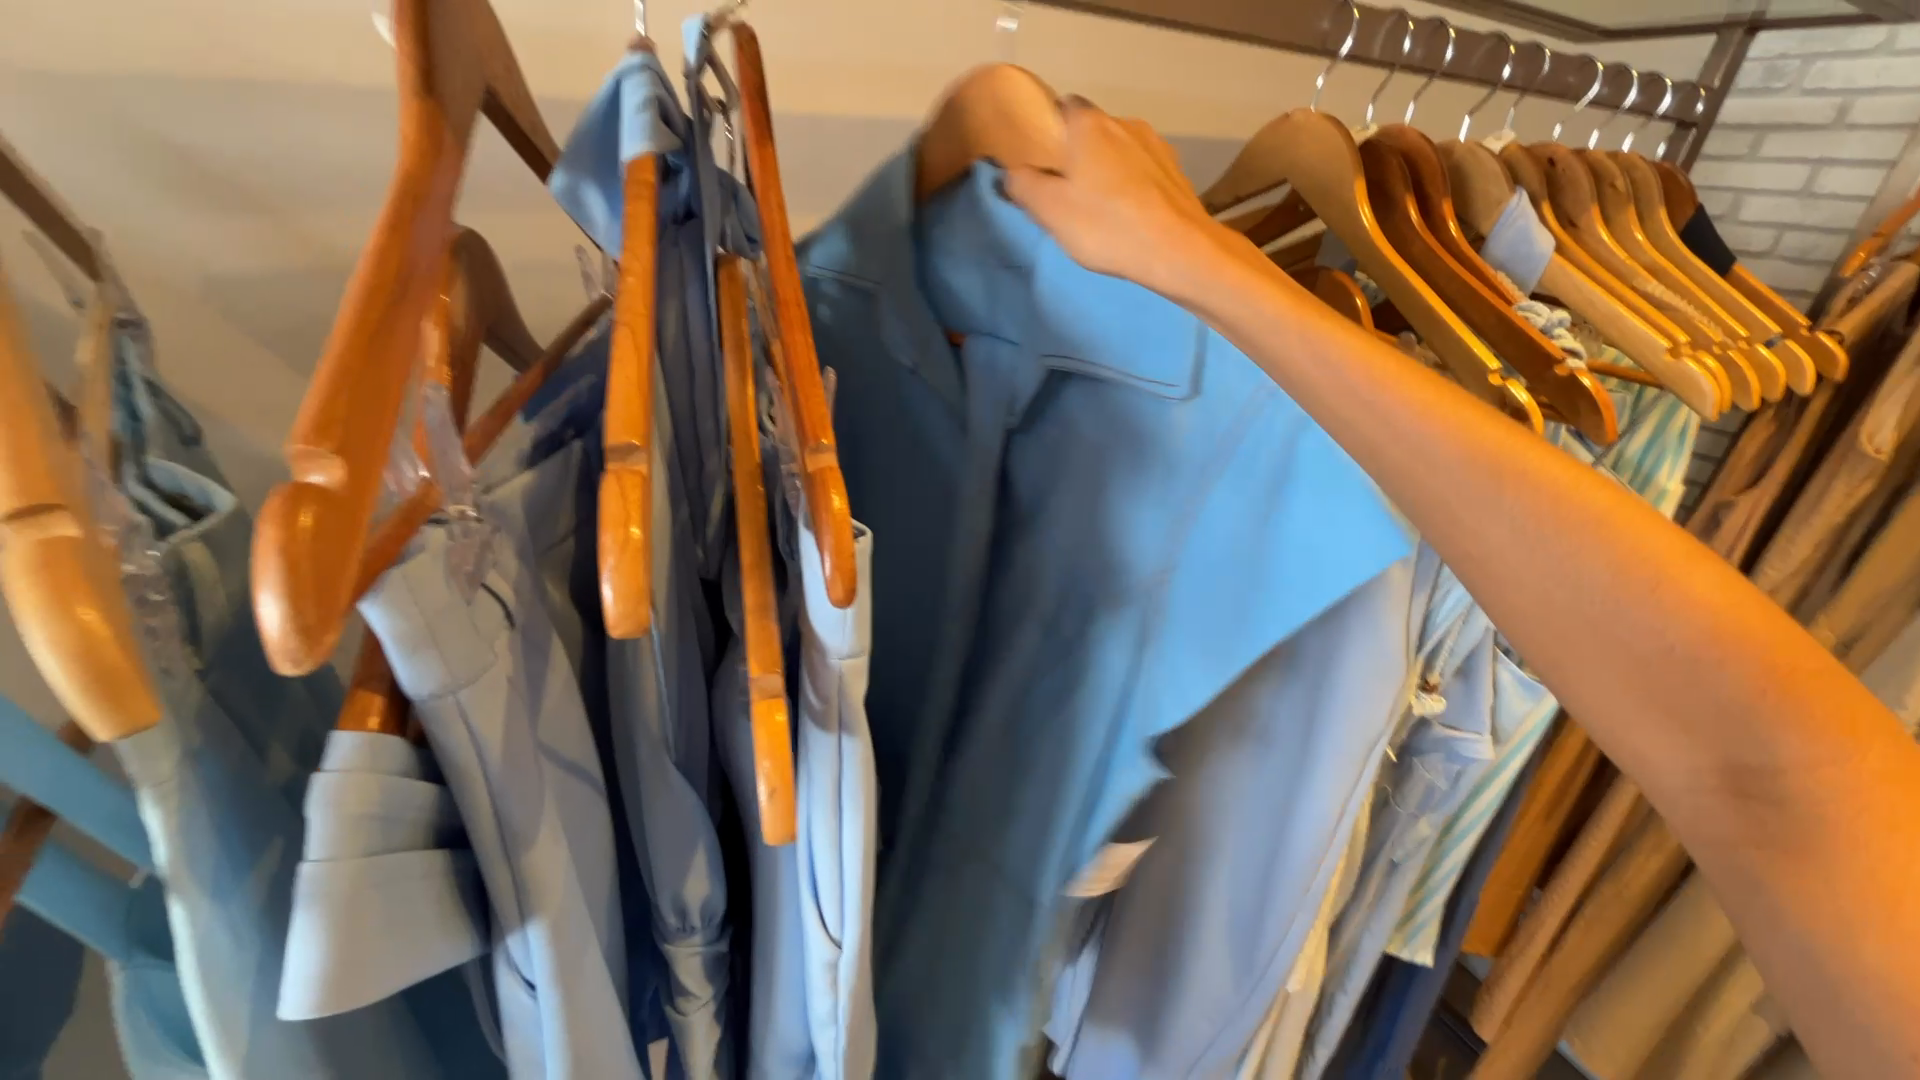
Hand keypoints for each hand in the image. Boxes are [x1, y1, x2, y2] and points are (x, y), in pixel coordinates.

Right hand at [1004, 98, 1248, 301]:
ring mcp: (1155, 145)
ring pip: (1120, 150)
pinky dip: (1132, 185)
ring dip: (1107, 170)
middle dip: (1078, 154)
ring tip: (1099, 207)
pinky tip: (1129, 214)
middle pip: (1092, 130)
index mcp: (1088, 124)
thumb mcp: (1050, 211)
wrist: (1178, 250)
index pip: (1062, 107)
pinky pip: (1142, 170)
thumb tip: (1010, 172)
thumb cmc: (1106, 226)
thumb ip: (1023, 186)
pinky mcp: (1175, 171)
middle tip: (1066, 191)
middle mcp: (1124, 123)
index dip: (1049, 130)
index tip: (1042, 159)